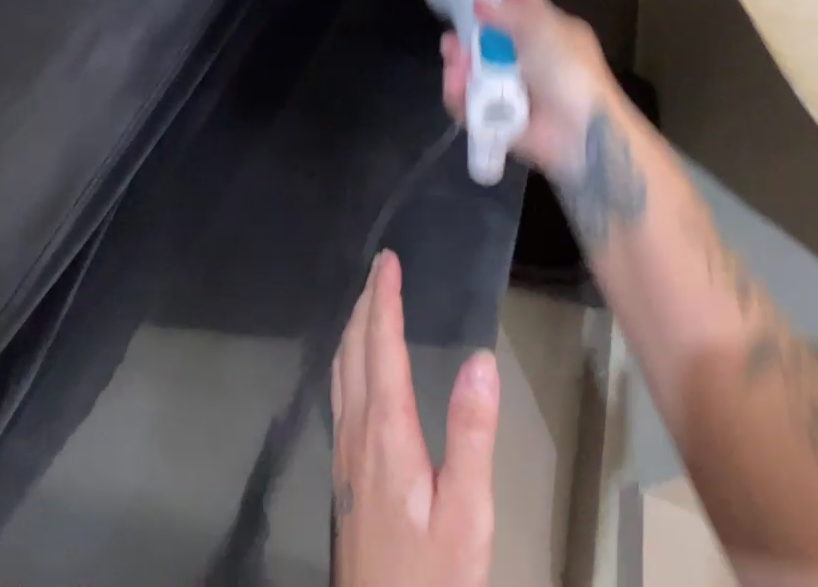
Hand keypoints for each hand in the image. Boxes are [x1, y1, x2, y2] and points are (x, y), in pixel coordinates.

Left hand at [331, 252, 498, 586]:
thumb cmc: (433, 572)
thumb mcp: (468, 509)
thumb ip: (472, 433)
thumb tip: (479, 359)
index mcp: (388, 432)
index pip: (382, 348)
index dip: (385, 300)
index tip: (389, 261)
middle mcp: (356, 431)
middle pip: (354, 350)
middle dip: (366, 303)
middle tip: (380, 267)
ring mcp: (343, 450)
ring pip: (339, 369)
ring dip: (352, 327)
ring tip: (367, 301)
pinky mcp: (341, 469)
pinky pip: (338, 392)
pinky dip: (347, 358)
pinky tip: (355, 365)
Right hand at [441, 0, 618, 179]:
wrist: (579, 131)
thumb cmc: (568, 70)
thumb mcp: (545, 28)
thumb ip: (512, 9)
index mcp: (546, 36)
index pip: (513, 15)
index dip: (491, 7)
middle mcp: (526, 62)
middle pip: (484, 46)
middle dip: (464, 41)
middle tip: (452, 41)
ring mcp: (508, 93)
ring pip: (471, 75)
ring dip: (458, 67)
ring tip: (455, 63)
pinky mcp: (494, 121)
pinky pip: (467, 106)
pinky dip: (458, 96)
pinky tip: (456, 84)